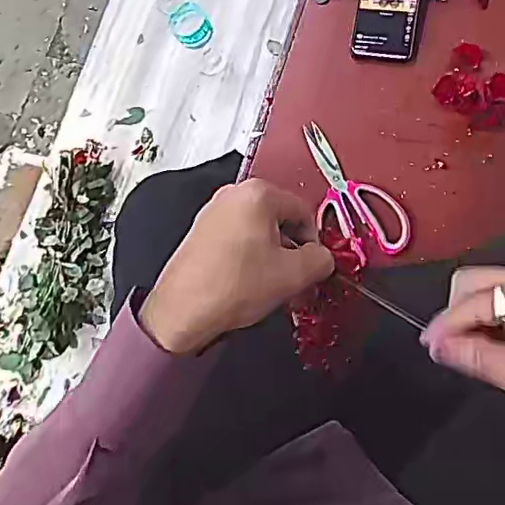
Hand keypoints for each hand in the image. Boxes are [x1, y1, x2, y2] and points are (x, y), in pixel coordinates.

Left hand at [141, 179, 334, 353]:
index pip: (303, 212)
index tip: (313, 266)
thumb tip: (323, 258)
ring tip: (271, 288)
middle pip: (280, 220)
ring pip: (259, 231)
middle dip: (292, 251)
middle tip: (295, 280)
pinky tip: (248, 285)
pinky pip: (238, 239)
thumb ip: (321, 260)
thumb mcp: (293, 275)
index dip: (314, 243)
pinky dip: (250, 258)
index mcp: (258, 193)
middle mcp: (234, 194)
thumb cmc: (234, 285)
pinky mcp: (202, 232)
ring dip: (272, 257)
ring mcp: (214, 212)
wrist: (181, 311)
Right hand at [422, 268, 504, 458]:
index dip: (450, 321)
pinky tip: (485, 345)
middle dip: (455, 311)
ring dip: (468, 315)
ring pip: (485, 287)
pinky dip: (485, 319)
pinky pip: (500, 299)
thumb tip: (436, 345)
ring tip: (464, 351)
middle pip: (478, 279)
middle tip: (447, 349)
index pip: (482, 296)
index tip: (428, 347)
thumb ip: (481, 359)